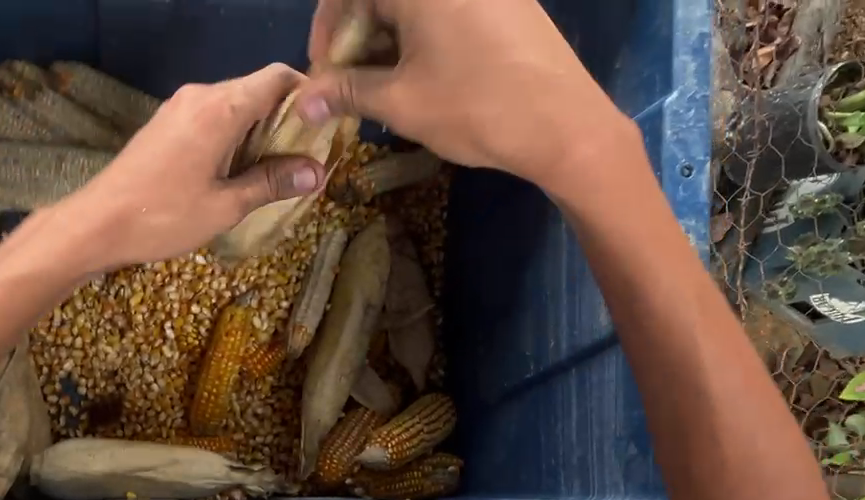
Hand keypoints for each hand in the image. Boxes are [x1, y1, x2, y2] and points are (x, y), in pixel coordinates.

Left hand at [46, 63, 323, 272]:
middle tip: (304, 160)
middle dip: (285, 120)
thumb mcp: (224, 206)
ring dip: (258, 133)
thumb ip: (271, 184)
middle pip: (257, 91)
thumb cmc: (163, 217)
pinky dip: (233, 138)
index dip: (306, 96)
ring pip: (234, 107)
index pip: (277, 78)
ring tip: (274, 173)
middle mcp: (200, 95)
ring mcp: (179, 108)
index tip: (323, 128)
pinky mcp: (166, 124)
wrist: (98, 223)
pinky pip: (212, 119)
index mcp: (220, 108)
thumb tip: (318, 172)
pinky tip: (237, 173)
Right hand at [296, 0, 637, 198]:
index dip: (325, 32)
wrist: (562, 123)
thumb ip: (347, 92)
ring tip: (379, 93)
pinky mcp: (501, 0)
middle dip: (355, 40)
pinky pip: (442, 10)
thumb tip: (302, 100)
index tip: (320, 77)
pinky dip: (417, 39)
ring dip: (384, 43)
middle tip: (347, 91)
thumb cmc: (475, 109)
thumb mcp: (401, 103)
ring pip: (411, 6)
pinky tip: (414, 79)